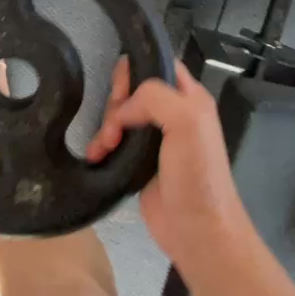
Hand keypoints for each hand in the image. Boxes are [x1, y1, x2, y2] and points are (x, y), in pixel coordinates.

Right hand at [84, 57, 249, 267]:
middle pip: (132, 89)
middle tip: (116, 124)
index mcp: (190, 98)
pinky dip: (100, 144)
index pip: (158, 64)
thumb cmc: (197, 175)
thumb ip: (155, 97)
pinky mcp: (138, 162)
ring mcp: (154, 139)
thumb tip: (123, 109)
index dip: (136, 69)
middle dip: (116, 102)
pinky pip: (112, 141)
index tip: (122, 90)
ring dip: (105, 125)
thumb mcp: (187, 122)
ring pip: (119, 114)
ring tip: (105, 146)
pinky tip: (96, 155)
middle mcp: (172, 114)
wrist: (198, 232)